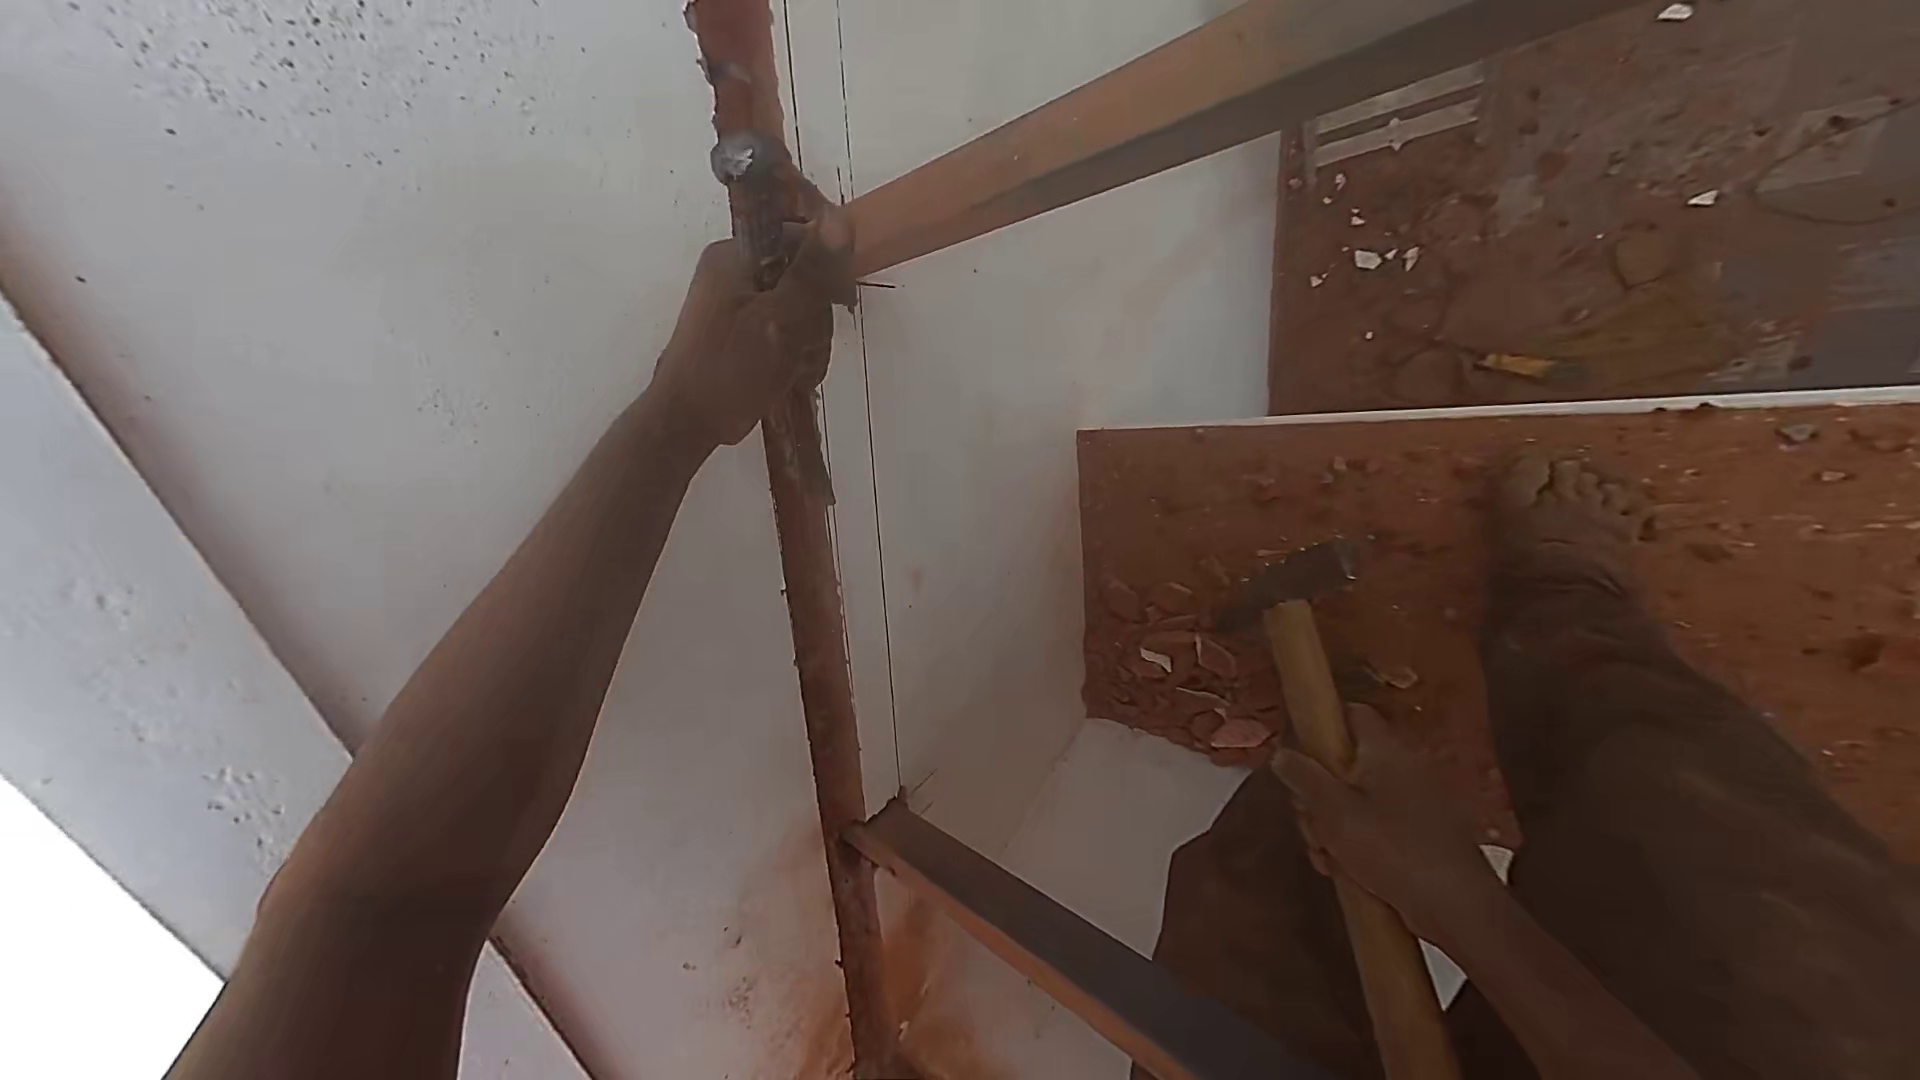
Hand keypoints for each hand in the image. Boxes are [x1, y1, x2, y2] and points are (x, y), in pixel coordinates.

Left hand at [653, 205, 852, 446]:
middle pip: (805, 279)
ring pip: (802, 311)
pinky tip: (791, 376)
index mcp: (738, 255)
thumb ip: (812, 273)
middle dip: (816, 320)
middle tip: (804, 349)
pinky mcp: (747, 332)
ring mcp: (742, 303)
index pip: (801, 238)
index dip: (827, 269)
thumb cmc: (729, 370)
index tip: (839, 302)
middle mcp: (739, 271)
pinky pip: (788, 332)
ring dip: (809, 343)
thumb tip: (841, 219)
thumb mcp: (779, 321)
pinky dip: (797, 355)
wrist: (689, 421)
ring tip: (795, 370)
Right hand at [1274, 704, 1499, 944]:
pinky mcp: (1423, 834)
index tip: (1298, 752)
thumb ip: (1301, 775)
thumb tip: (1281, 754)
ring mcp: (1417, 802)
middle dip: (1316, 791)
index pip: (1349, 712)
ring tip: (1324, 853)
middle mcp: (1404, 767)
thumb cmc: (1391, 847)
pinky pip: (1377, 823)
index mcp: (1385, 749)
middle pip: (1344, 762)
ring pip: (1355, 797)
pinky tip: (1343, 868)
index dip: (1320, 724)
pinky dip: (1356, 840)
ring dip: (1331, 822)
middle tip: (1308, 818)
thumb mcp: (1331, 808)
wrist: (1460, 912)